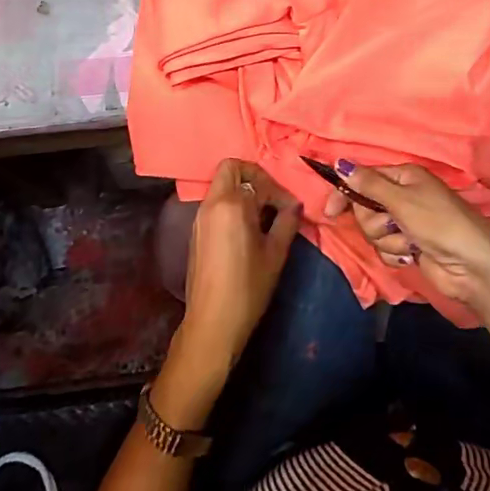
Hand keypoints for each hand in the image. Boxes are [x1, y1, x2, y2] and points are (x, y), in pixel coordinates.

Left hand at [174, 159, 299, 376]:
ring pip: (220, 186)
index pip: (255, 176)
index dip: (277, 189)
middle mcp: (210, 203)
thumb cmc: (248, 287)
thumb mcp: (275, 254)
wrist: (213, 321)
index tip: (290, 208)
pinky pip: (214, 204)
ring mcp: (199, 217)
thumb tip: (294, 206)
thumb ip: (286, 222)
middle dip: (254, 177)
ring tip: (264, 216)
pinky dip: (231, 205)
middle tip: (273, 200)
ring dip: (242, 191)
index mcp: (231, 204)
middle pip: (230, 169)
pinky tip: (248, 228)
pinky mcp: (195, 231)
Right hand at [323, 161, 489, 307]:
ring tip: (410, 243)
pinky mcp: (408, 246)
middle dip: (375, 222)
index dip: (345, 194)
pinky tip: (412, 256)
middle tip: (394, 225)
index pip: (362, 179)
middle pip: (364, 208)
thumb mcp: (402, 200)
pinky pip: (384, 248)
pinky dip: (395, 254)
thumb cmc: (439, 223)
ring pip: (373, 231)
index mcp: (403, 177)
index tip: (329, 211)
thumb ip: (368, 184)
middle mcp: (402, 197)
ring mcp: (405, 223)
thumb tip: (339, 164)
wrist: (472, 265)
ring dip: (388, 240)